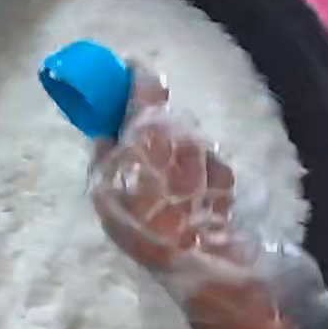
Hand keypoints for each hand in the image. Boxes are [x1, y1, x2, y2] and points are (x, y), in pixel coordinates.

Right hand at [89, 70, 327, 328]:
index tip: (123, 72)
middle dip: (148, 120)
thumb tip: (105, 136)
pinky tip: (181, 191)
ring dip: (170, 146)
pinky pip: (201, 160)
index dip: (133, 73)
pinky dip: (189, 167)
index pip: (145, 83)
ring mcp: (208, 152)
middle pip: (164, 113)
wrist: (195, 256)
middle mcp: (183, 132)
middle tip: (132, 139)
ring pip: (184, 137)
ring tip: (158, 174)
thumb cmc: (139, 221)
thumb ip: (102, 155)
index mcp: (149, 129)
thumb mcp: (103, 189)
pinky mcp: (225, 174)